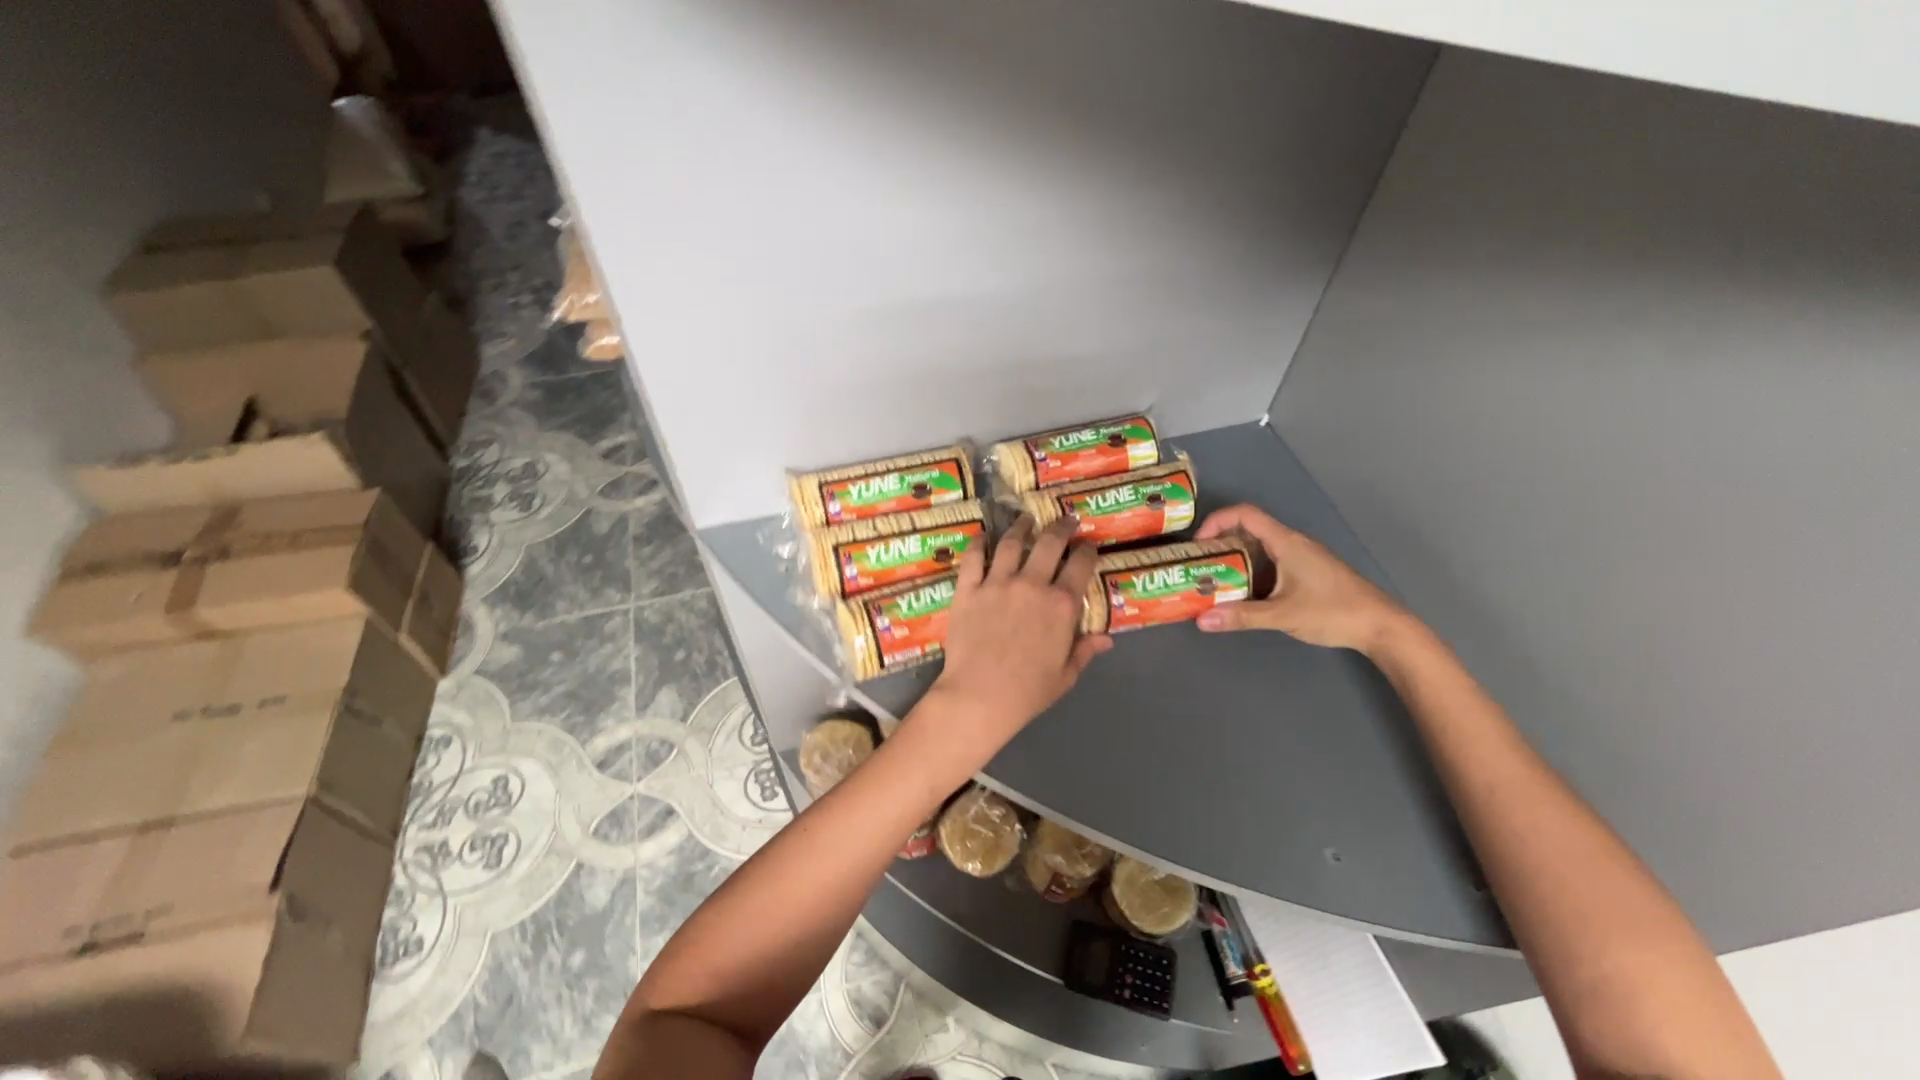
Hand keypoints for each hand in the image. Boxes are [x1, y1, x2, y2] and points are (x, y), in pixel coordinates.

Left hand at [924, 515, 1112, 748]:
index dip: (1087, 551)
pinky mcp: (968, 589)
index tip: (1087, 546)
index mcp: (1062, 605)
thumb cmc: (1028, 692)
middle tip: (1065, 521)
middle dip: (1061, 527)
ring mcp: (997, 583)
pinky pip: (973, 558)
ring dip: (1021, 527)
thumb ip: (1084, 650)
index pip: (1081, 565)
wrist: (979, 696)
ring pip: (1011, 543)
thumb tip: (1106, 639)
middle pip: (1049, 543)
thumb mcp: (1066, 675)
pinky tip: (983, 536)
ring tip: (1025, 520)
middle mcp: (1032, 585)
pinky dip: (979, 543)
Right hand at [1194, 504, 1412, 655]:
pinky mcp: (1308, 573)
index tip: (1198, 546)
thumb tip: (1201, 621)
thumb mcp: (1282, 615)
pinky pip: (1272, 564)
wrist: (1381, 625)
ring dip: (1236, 563)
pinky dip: (1253, 574)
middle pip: (1249, 531)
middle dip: (1220, 546)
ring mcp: (1303, 558)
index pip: (1245, 514)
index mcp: (1286, 542)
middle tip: (1199, 568)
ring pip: (1261, 550)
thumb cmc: (1333, 612)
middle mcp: (1293, 544)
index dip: (1216, 521)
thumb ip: (1241, 616)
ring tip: (1214, 584)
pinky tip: (1244, 597)